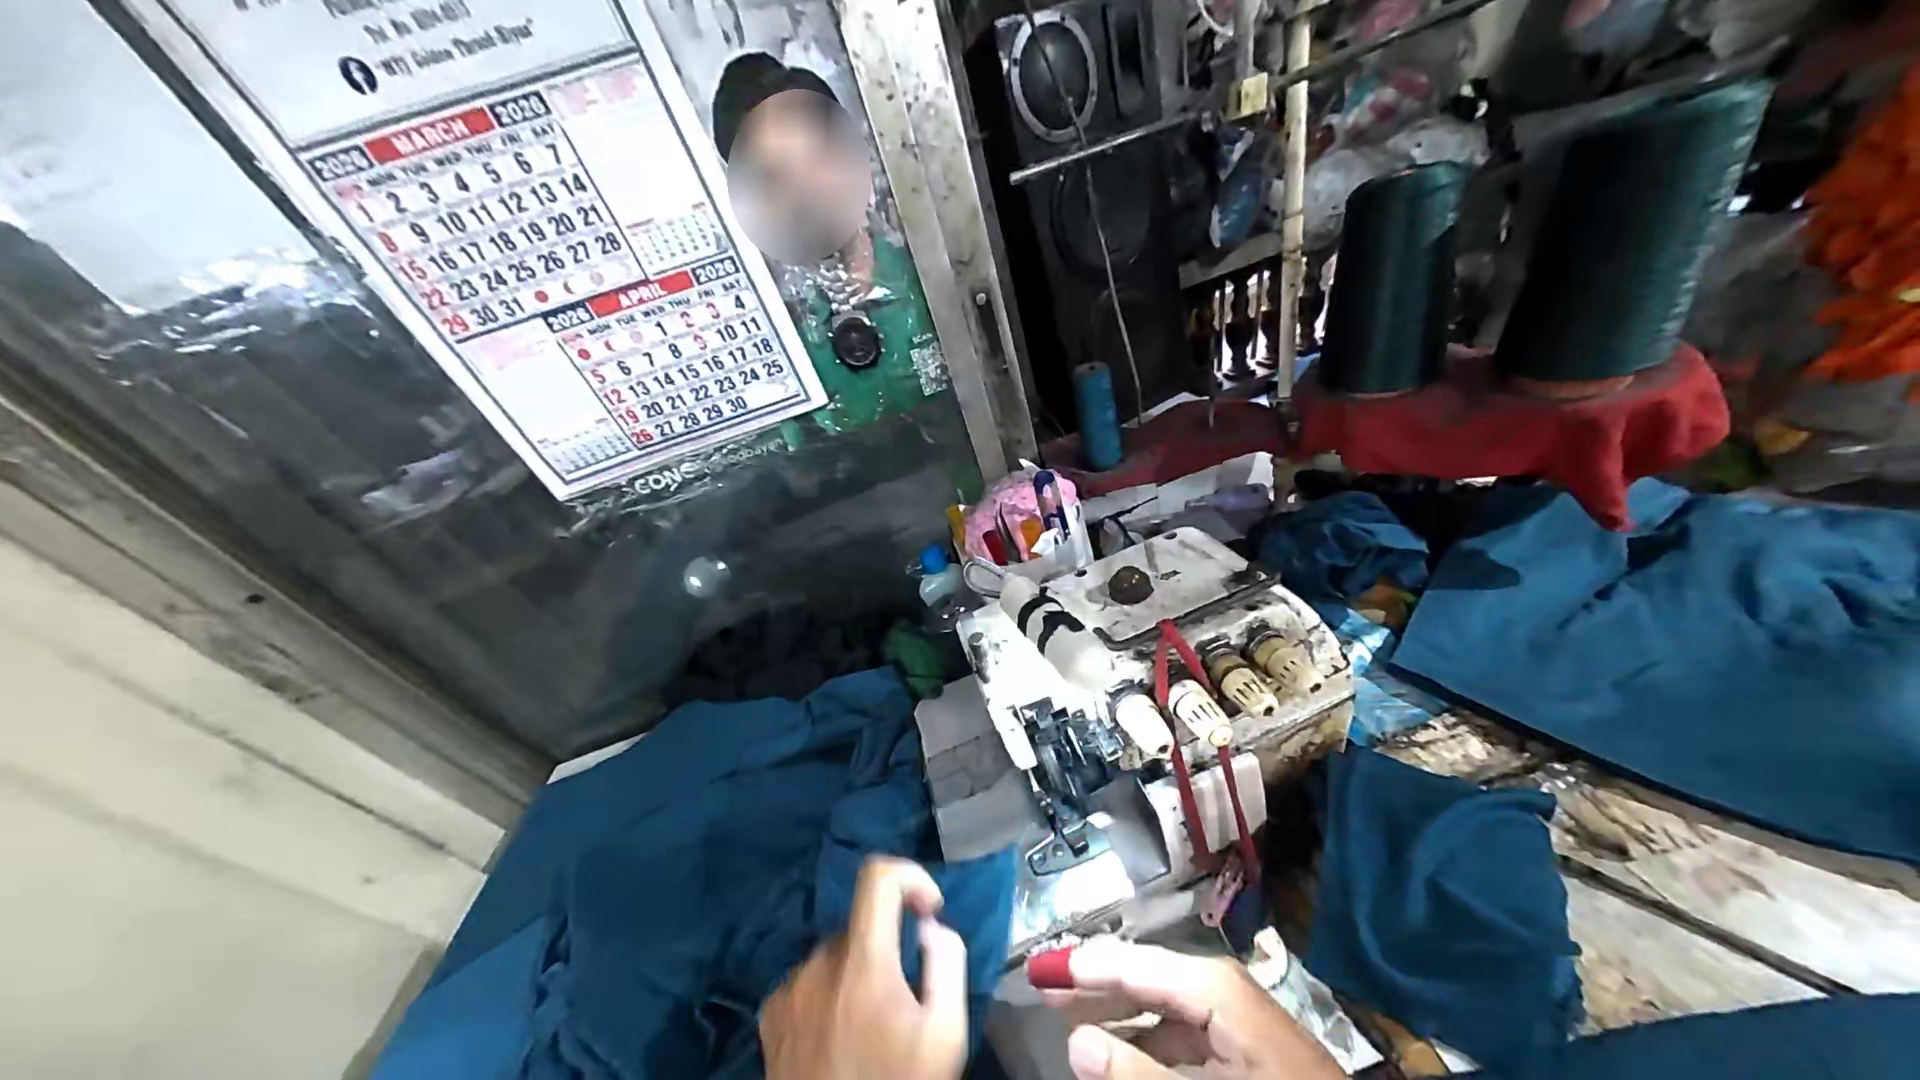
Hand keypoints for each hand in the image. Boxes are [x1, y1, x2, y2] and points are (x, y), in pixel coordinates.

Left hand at [761, 857, 969, 1079]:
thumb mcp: (945, 1035)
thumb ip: (948, 962)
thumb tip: (928, 928)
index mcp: (862, 961)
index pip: (878, 876)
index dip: (911, 876)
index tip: (930, 910)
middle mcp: (818, 963)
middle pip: (863, 923)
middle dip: (890, 945)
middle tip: (907, 995)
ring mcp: (788, 989)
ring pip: (837, 953)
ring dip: (860, 971)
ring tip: (872, 1026)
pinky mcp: (770, 1015)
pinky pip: (809, 980)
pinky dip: (830, 992)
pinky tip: (839, 1036)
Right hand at [1036, 938, 1342, 1079]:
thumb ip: (1138, 1074)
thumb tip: (1076, 1040)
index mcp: (1213, 985)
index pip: (1133, 964)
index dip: (1084, 967)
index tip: (1039, 969)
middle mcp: (1220, 986)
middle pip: (1143, 977)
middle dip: (1094, 986)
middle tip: (1044, 991)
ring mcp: (1233, 1015)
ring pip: (1159, 1005)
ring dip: (1116, 1015)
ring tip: (1072, 1021)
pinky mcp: (1241, 1043)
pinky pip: (1180, 1031)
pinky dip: (1146, 1041)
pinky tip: (1123, 1056)